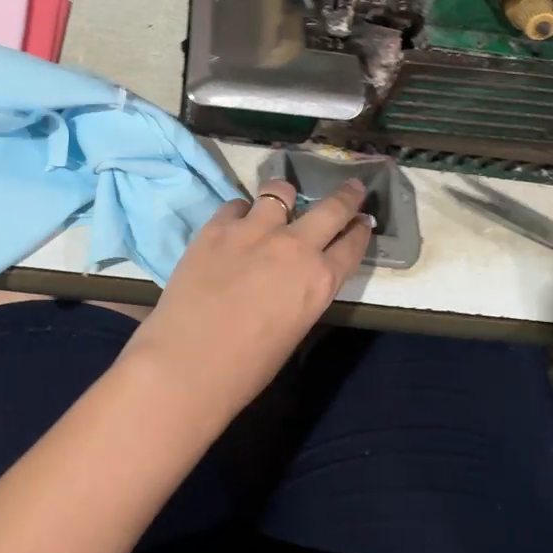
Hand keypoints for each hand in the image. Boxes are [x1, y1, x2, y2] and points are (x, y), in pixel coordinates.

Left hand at [124, 178, 371, 420]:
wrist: (189, 362)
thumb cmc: (247, 367)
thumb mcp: (295, 329)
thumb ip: (303, 292)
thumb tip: (297, 276)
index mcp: (320, 280)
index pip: (352, 245)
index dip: (360, 230)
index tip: (363, 220)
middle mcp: (295, 246)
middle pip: (331, 208)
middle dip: (346, 195)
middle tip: (351, 185)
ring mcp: (254, 229)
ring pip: (279, 190)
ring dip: (283, 195)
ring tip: (279, 201)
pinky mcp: (218, 225)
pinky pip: (236, 204)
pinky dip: (240, 212)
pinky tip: (235, 225)